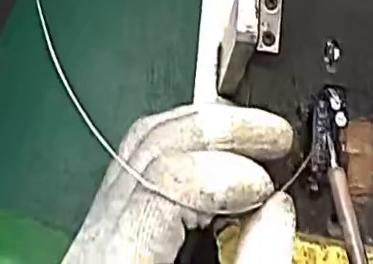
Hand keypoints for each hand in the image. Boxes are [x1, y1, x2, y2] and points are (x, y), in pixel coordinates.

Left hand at [63, 104, 295, 263]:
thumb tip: (278, 208)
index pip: (166, 181)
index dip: (224, 171)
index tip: (268, 185)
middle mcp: (94, 242)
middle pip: (153, 144)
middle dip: (224, 130)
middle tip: (276, 135)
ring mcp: (95, 231)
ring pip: (144, 142)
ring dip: (209, 129)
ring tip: (257, 137)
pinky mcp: (106, 231)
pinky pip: (142, 161)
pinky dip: (190, 145)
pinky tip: (224, 156)